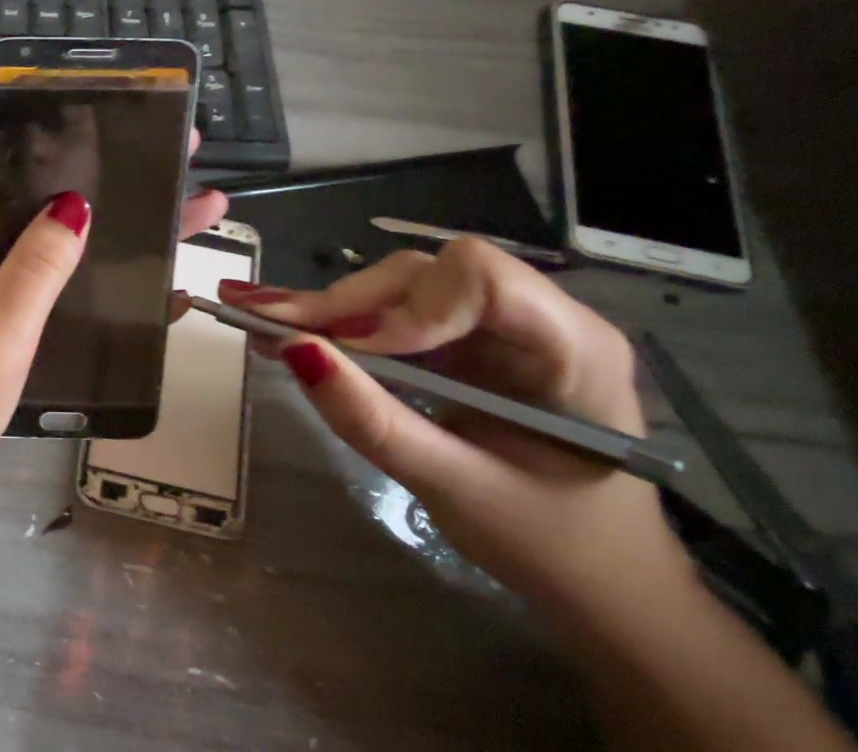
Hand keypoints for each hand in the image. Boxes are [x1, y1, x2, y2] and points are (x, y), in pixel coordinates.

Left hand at [0, 138, 227, 507]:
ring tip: (185, 208)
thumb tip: (78, 203)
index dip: (46, 136)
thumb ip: (35, 267)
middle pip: (26, 195)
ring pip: (43, 239)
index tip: (112, 120)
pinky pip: (44, 280)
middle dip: (92, 179)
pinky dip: (89, 274)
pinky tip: (153, 276)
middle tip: (171, 159)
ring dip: (102, 227)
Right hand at [222, 238, 693, 616]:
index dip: (406, 306)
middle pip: (426, 275)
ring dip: (330, 310)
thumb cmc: (549, 543)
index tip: (350, 351)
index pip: (479, 278)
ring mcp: (496, 330)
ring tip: (258, 320)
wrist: (599, 581)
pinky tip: (285, 326)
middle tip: (265, 325)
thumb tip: (292, 350)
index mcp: (572, 347)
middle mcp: (537, 318)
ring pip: (400, 290)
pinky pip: (395, 318)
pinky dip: (340, 326)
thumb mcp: (455, 488)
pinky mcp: (464, 346)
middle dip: (345, 304)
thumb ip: (374, 420)